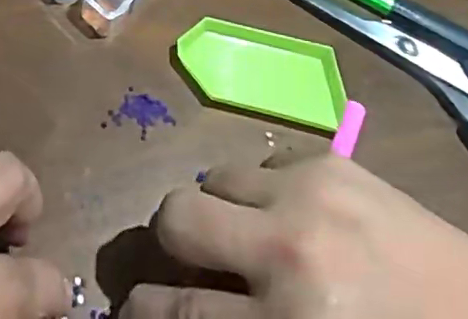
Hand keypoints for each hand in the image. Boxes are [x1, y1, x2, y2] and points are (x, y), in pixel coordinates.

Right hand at [124, 153, 467, 318]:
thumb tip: (185, 313)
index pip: (176, 311)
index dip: (142, 313)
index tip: (132, 311)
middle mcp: (288, 250)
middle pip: (176, 218)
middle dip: (167, 246)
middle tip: (184, 265)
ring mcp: (311, 194)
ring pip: (212, 178)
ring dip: (215, 211)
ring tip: (240, 238)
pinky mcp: (336, 164)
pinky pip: (262, 164)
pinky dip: (260, 192)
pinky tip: (290, 220)